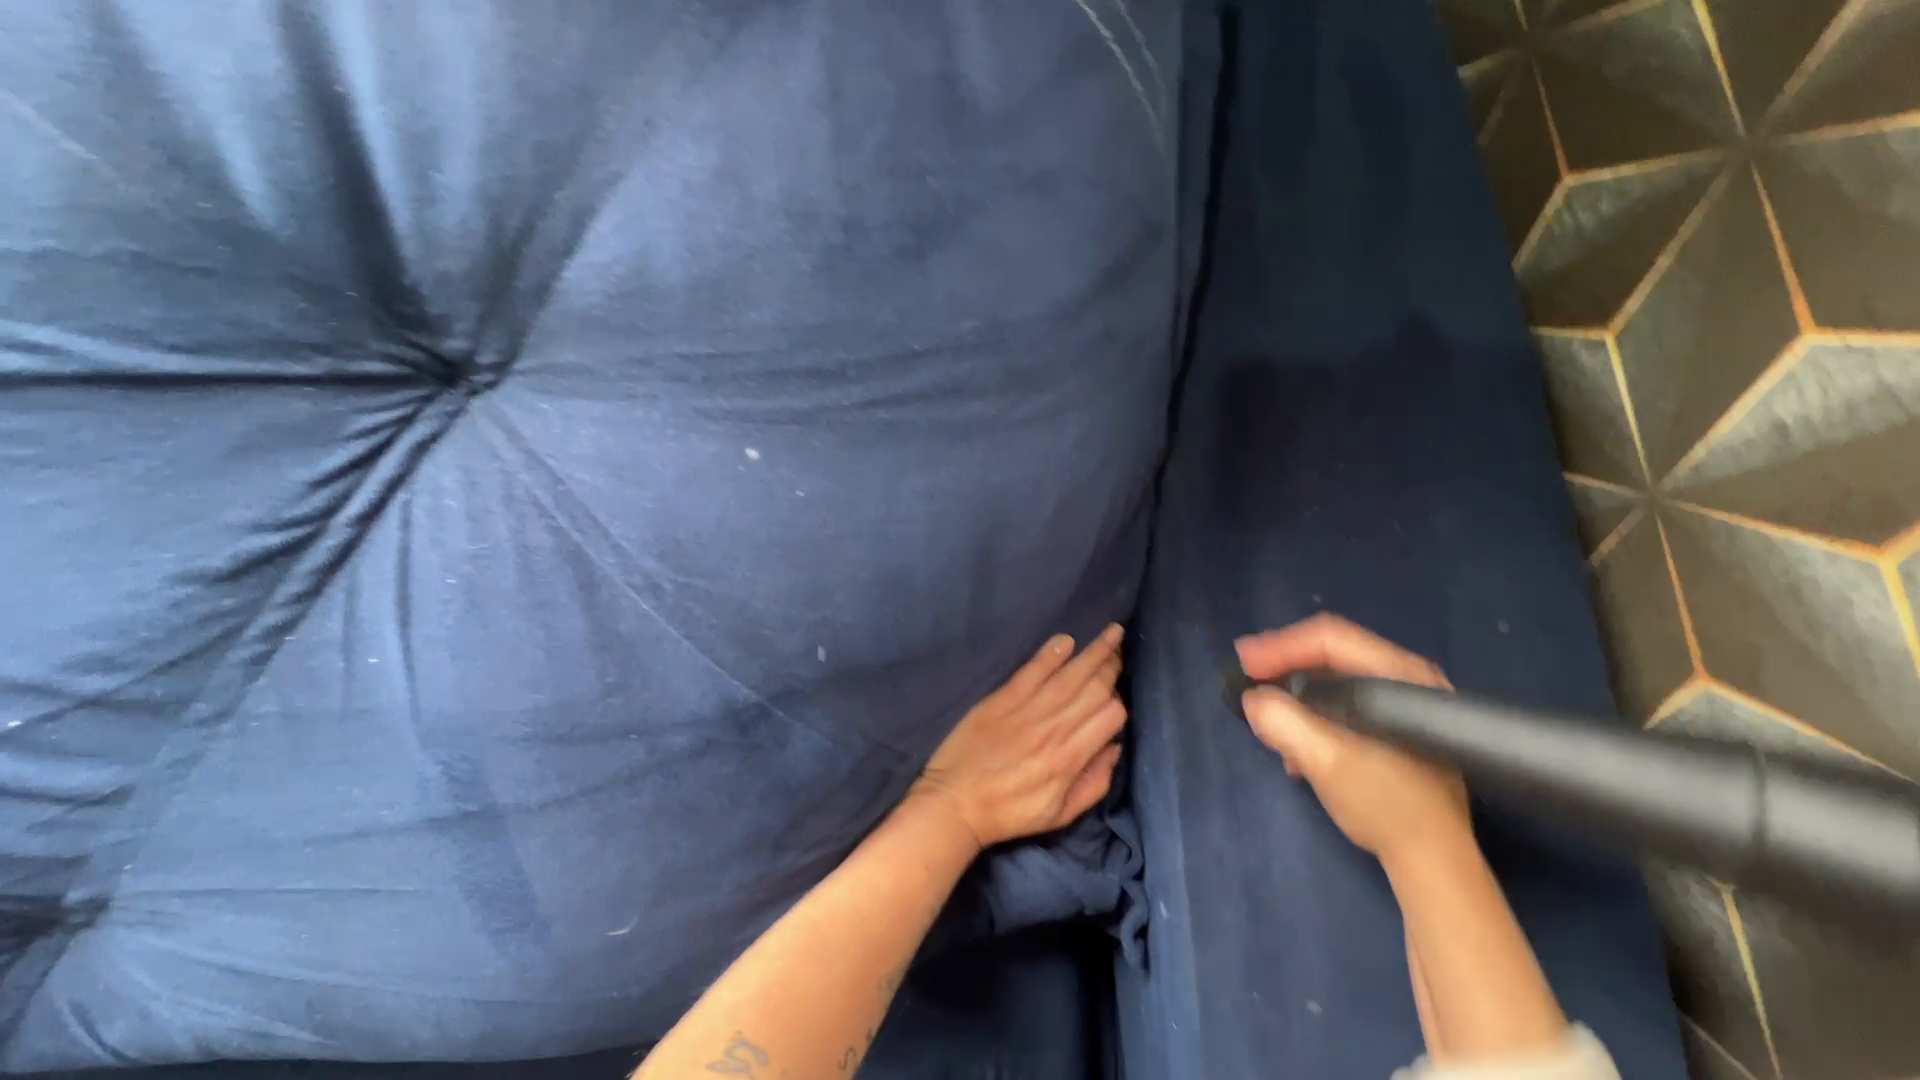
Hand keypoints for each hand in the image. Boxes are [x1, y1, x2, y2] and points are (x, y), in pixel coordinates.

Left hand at [911, 625, 1127, 850]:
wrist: (955, 803)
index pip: (1110, 717)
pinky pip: (1032, 670)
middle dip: (1112, 668)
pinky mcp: (1002, 699)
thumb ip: (1095, 783)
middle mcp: (1055, 729)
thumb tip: (1115, 749)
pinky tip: (1066, 640)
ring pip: (1070, 675)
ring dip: (1094, 652)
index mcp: (1070, 759)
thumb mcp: (1061, 814)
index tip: (1118, 696)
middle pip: (1095, 689)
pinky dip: (1050, 653)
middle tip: (1120, 655)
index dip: (1119, 704)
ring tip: (1112, 633)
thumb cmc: (1009, 812)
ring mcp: (1028, 710)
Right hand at [1236, 614, 1470, 867]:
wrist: (1433, 860)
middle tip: (1249, 681)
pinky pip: (1348, 702)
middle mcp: (1409, 679)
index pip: (1330, 639)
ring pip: (1338, 680)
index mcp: (1400, 677)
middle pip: (1333, 654)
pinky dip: (1317, 713)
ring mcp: (1409, 703)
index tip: (1243, 665)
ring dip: (1298, 694)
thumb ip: (1284, 722)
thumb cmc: (1384, 806)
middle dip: (1286, 668)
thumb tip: (1254, 699)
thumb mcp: (1325, 762)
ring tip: (1268, 715)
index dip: (1280, 647)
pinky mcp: (1401, 727)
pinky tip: (1298, 742)